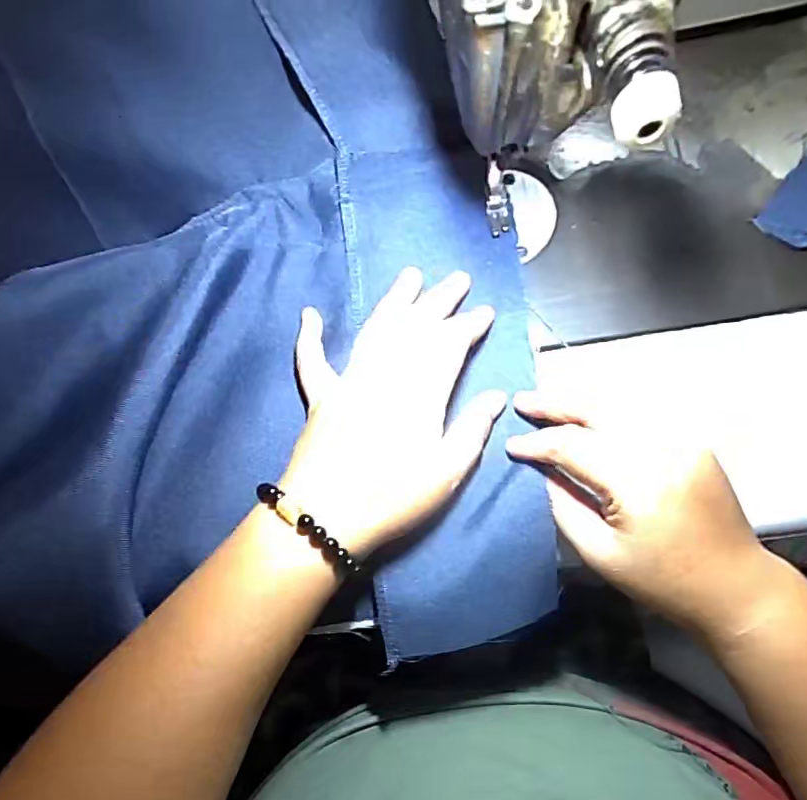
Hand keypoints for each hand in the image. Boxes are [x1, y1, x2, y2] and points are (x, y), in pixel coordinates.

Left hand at [278, 268, 507, 557]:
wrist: (326, 516)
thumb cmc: (393, 499)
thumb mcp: (447, 472)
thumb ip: (472, 430)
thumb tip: (496, 397)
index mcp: (421, 394)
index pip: (449, 346)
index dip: (468, 326)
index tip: (485, 311)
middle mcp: (385, 375)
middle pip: (415, 328)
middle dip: (439, 301)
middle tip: (457, 279)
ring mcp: (349, 383)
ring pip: (374, 330)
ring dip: (393, 301)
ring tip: (410, 276)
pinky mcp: (320, 398)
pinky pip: (313, 361)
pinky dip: (310, 338)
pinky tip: (310, 315)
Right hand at [505, 389, 775, 635]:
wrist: (732, 585)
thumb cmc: (662, 582)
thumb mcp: (601, 554)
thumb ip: (566, 507)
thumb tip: (545, 471)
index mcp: (638, 484)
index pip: (576, 447)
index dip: (540, 444)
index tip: (512, 445)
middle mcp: (664, 451)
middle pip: (601, 410)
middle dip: (558, 403)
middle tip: (523, 401)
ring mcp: (685, 442)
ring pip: (625, 406)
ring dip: (585, 401)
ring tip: (551, 402)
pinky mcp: (696, 444)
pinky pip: (648, 416)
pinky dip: (616, 410)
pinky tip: (594, 413)